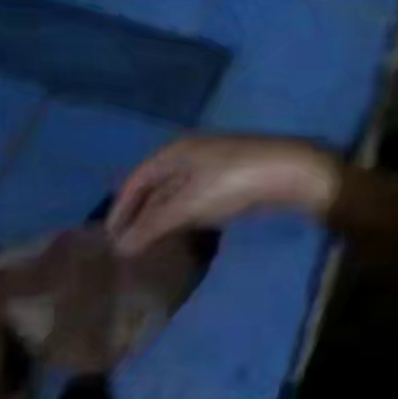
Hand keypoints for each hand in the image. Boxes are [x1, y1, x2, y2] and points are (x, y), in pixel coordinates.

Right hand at [106, 135, 339, 254]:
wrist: (288, 172)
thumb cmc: (231, 182)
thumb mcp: (186, 205)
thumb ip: (151, 225)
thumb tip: (120, 248)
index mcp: (174, 151)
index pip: (136, 179)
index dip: (121, 209)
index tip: (109, 239)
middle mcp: (190, 153)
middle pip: (156, 185)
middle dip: (141, 214)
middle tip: (127, 247)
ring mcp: (213, 165)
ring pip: (178, 192)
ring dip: (163, 217)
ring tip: (151, 246)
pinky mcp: (233, 179)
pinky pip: (198, 198)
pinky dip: (185, 215)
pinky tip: (184, 234)